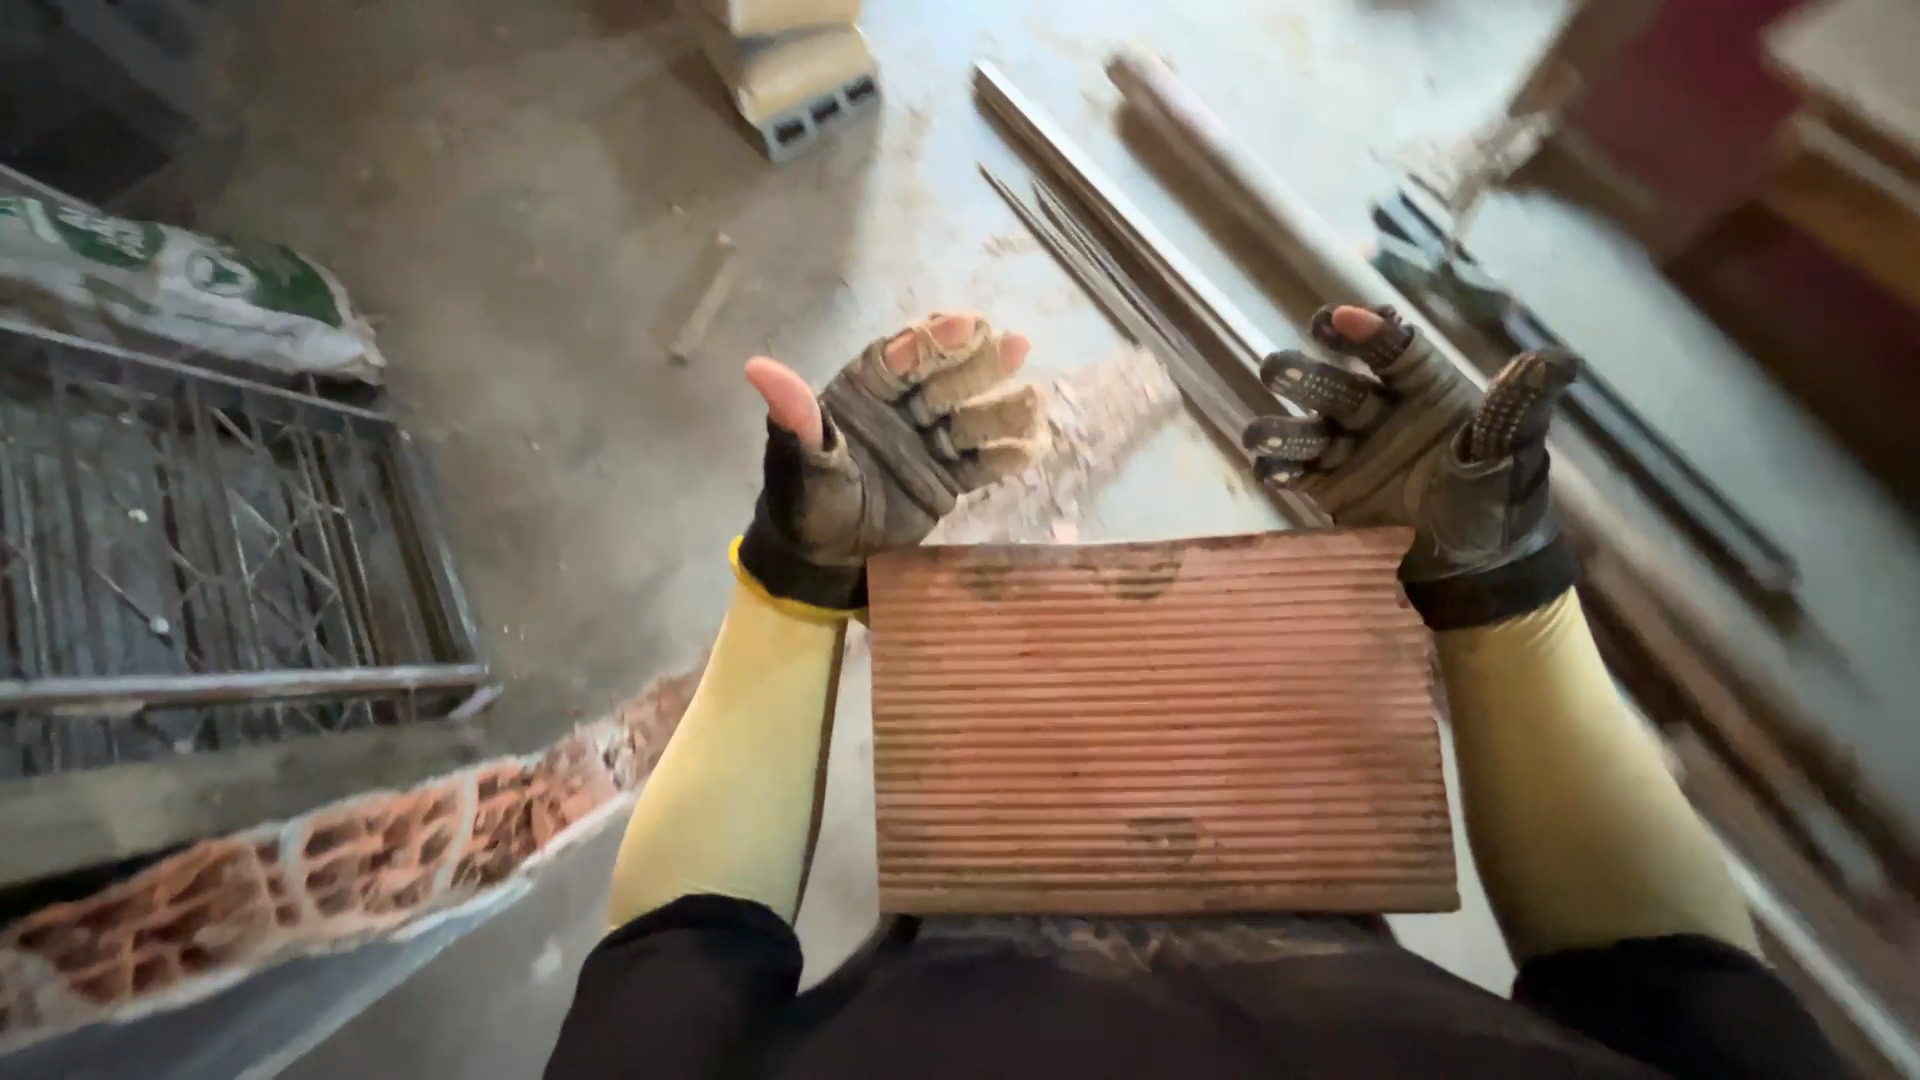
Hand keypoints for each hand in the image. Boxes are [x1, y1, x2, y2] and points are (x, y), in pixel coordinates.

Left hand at [737, 313, 1047, 611]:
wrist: (823, 559)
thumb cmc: (804, 502)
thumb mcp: (799, 460)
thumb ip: (795, 417)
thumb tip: (758, 368)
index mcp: (862, 394)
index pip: (900, 359)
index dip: (931, 341)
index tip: (965, 324)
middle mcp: (900, 411)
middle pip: (943, 381)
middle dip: (977, 364)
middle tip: (1016, 345)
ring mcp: (927, 445)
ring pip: (968, 420)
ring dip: (1000, 408)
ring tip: (1033, 399)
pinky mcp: (946, 480)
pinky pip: (979, 464)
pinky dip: (1003, 456)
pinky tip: (1032, 446)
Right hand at [1243, 304, 1581, 627]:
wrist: (1473, 566)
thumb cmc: (1498, 501)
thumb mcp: (1512, 454)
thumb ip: (1516, 409)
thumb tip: (1554, 358)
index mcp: (1426, 393)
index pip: (1392, 354)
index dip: (1366, 335)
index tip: (1335, 318)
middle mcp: (1380, 414)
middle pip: (1338, 388)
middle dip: (1307, 377)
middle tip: (1275, 370)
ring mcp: (1350, 450)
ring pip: (1308, 429)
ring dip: (1281, 428)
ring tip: (1256, 435)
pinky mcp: (1328, 486)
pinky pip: (1296, 471)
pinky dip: (1278, 468)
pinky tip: (1266, 469)